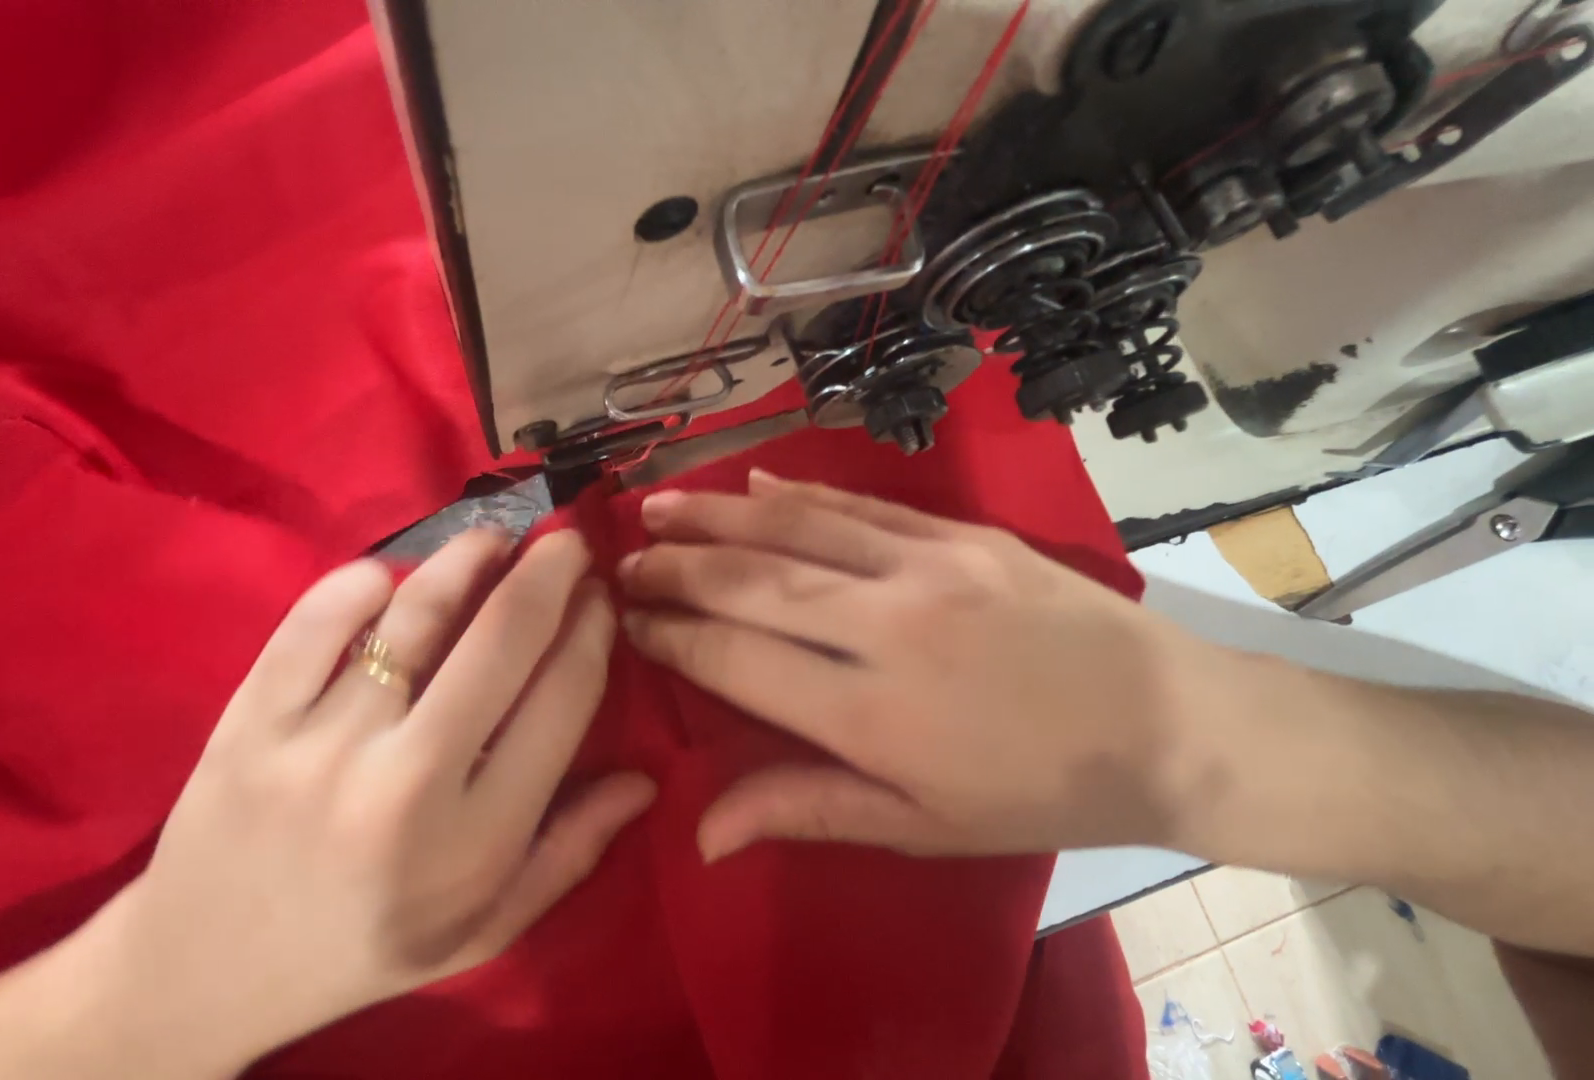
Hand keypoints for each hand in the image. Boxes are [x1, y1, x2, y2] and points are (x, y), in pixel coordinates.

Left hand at [81, 529, 653, 1073]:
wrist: (207, 972)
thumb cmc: (364, 948)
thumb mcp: (482, 929)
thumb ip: (569, 855)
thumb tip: (644, 780)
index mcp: (476, 838)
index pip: (562, 698)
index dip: (593, 631)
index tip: (601, 598)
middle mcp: (406, 780)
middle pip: (501, 639)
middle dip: (550, 573)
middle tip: (566, 543)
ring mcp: (320, 743)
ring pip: (413, 615)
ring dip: (468, 558)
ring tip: (495, 539)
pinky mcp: (251, 718)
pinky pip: (314, 621)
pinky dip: (361, 582)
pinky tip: (392, 574)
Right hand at [619, 471, 1217, 862]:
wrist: (1173, 726)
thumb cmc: (1037, 793)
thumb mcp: (920, 827)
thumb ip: (804, 809)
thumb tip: (700, 830)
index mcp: (869, 715)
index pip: (735, 660)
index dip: (671, 637)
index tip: (627, 624)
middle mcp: (885, 627)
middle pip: (752, 583)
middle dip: (675, 568)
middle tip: (622, 560)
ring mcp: (925, 567)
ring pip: (794, 529)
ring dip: (717, 516)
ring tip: (657, 506)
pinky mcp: (961, 534)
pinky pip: (859, 504)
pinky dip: (797, 492)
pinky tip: (750, 482)